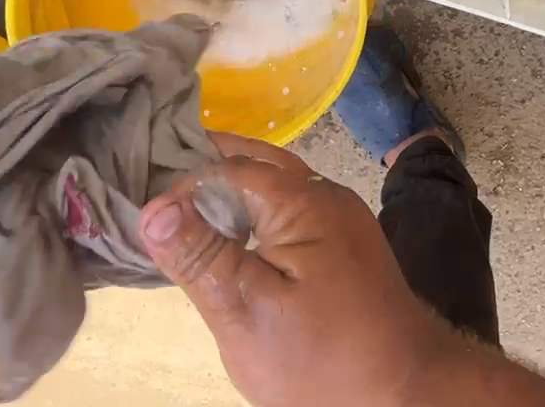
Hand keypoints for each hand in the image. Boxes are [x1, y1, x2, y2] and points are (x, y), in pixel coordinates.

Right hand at [141, 137, 544, 406]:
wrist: (402, 384)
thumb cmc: (319, 353)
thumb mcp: (246, 310)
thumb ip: (202, 256)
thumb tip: (154, 206)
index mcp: (304, 200)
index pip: (233, 167)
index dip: (187, 177)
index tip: (143, 193)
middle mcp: (327, 195)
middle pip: (262, 163)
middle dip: (214, 161)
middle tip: (161, 167)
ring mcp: (342, 217)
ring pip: (281, 183)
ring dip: (238, 184)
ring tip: (187, 199)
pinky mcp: (347, 242)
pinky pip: (296, 208)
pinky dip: (260, 208)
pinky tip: (237, 232)